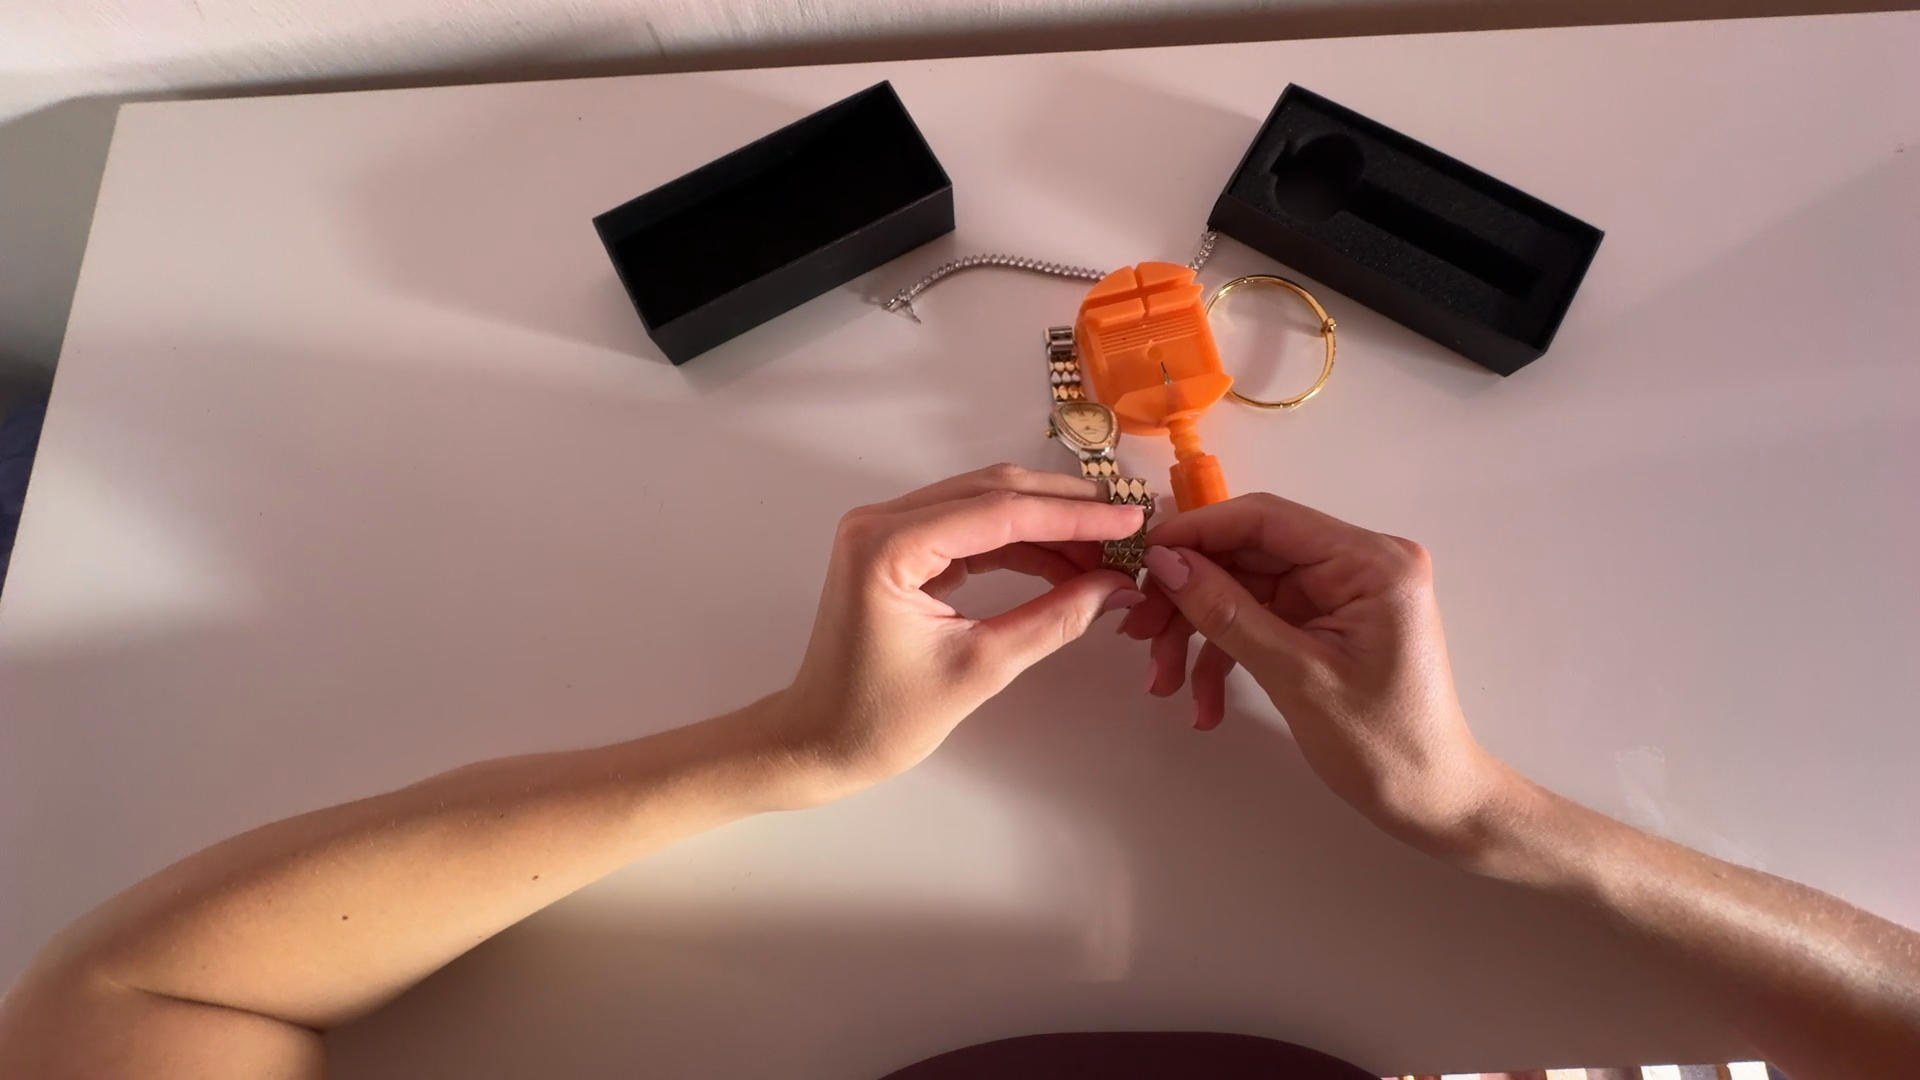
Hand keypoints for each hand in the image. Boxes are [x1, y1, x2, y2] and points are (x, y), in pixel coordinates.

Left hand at [771, 464, 1145, 802]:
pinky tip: (1062, 563)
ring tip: (1103, 552)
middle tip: (1126, 525)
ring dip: (1044, 525)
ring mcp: (887, 529)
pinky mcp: (898, 547)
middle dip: (1063, 508)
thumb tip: (1119, 587)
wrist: (819, 740)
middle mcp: (881, 520)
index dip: (1072, 516)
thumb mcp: (980, 668)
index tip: (1130, 520)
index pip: (998, 513)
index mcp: (887, 545)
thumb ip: (1054, 619)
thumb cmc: (882, 719)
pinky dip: (1017, 544)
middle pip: (991, 492)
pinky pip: (969, 530)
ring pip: (983, 505)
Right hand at [1119, 493, 1507, 853]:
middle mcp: (1352, 563)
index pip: (1264, 519)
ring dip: (1195, 634)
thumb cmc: (1382, 746)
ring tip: (1163, 682)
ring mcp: (1333, 592)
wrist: (1431, 804)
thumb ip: (1226, 611)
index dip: (1196, 533)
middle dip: (1186, 597)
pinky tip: (1202, 702)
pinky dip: (1220, 655)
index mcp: (1368, 561)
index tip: (1142, 560)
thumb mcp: (1295, 676)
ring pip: (1237, 590)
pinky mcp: (1317, 619)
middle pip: (1242, 556)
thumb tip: (1163, 561)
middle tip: (1137, 632)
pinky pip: (1252, 620)